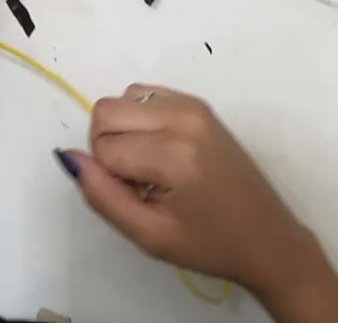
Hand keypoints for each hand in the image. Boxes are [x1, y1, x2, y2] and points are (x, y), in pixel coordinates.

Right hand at [59, 85, 337, 321]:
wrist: (269, 239)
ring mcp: (192, 104)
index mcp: (175, 155)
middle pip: (106, 110)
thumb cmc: (209, 244)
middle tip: (136, 179)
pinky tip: (161, 149)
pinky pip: (144, 93)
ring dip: (123, 130)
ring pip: (122, 98)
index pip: (103, 146)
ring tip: (150, 164)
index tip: (137, 197)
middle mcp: (182, 117)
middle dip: (107, 145)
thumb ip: (103, 196)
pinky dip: (140, 119)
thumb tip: (69, 157)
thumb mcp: (150, 236)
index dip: (109, 176)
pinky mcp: (197, 102)